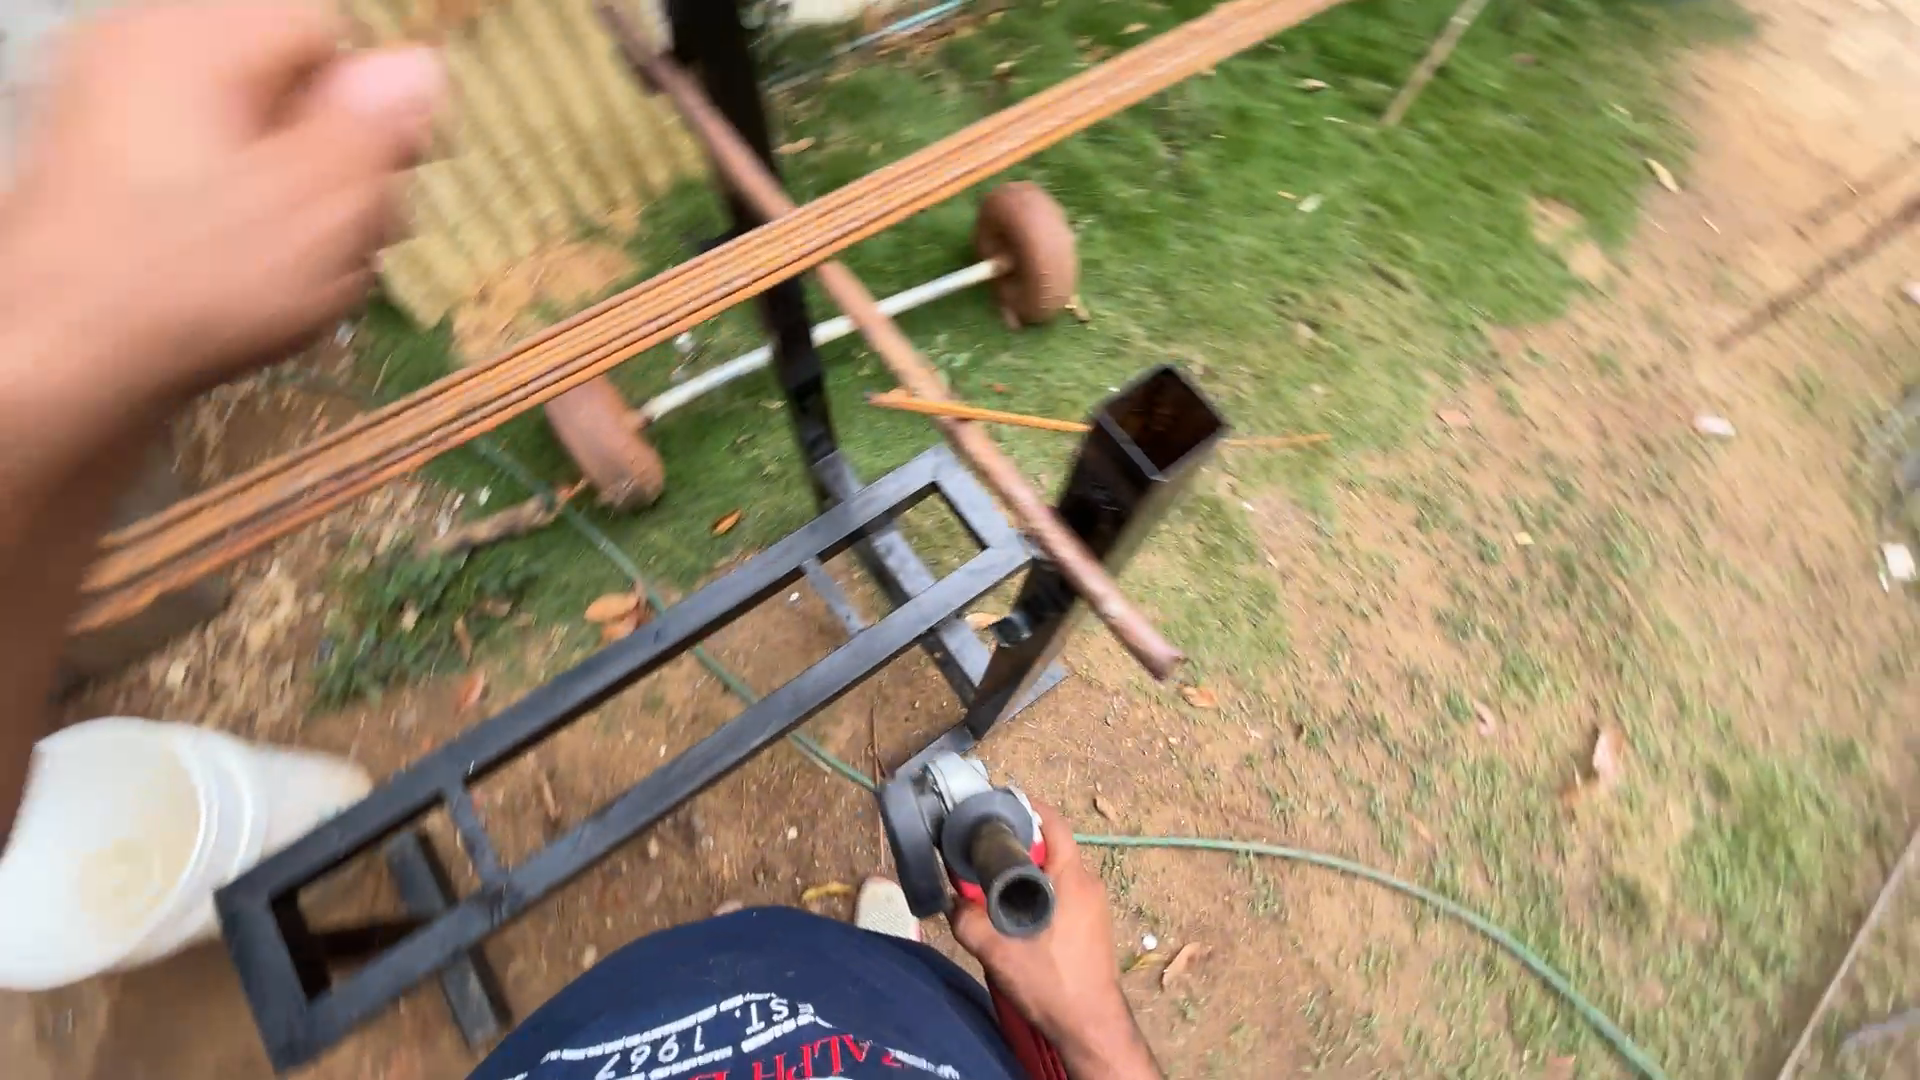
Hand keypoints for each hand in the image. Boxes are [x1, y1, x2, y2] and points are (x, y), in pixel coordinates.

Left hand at [1, 2, 442, 406]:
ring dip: (320, 186)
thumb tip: (423, 64)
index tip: (409, 167)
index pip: (327, 27)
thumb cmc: (210, 276)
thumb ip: (375, 128)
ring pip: (269, 124)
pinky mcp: (121, 156)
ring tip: (328, 252)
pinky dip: (272, 201)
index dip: (382, 97)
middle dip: (352, 150)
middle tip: (369, 225)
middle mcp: (147, 50)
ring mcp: (123, 103)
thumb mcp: (324, 203)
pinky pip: (229, 158)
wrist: (70, 349)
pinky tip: (281, 255)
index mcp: (194, 43)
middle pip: (296, 77)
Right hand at [952, 801, 1158, 1074]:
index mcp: (1071, 878)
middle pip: (1052, 843)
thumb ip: (968, 923)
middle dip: (1019, 840)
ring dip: (1029, 865)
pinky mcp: (1093, 920)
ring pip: (1057, 866)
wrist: (1092, 1027)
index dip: (1026, 807)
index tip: (997, 805)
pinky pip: (1064, 886)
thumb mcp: (999, 953)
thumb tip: (949, 900)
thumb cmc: (1052, 983)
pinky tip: (1018, 905)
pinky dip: (1041, 884)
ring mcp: (1094, 901)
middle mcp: (1088, 881)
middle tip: (987, 845)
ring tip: (997, 876)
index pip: (1053, 822)